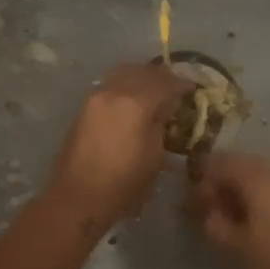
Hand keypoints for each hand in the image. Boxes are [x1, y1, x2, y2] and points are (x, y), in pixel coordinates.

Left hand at [47, 63, 191, 223]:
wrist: (77, 197)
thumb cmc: (123, 184)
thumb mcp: (154, 157)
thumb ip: (161, 125)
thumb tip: (165, 108)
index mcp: (135, 102)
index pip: (164, 82)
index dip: (181, 84)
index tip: (192, 88)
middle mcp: (113, 91)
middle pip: (142, 71)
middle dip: (161, 76)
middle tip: (175, 87)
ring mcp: (95, 97)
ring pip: (123, 74)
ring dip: (141, 77)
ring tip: (154, 91)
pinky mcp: (84, 107)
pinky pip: (110, 85)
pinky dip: (125, 85)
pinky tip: (133, 101)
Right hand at [190, 154, 269, 268]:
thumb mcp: (237, 249)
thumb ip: (215, 223)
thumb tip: (205, 208)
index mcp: (262, 182)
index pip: (224, 162)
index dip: (203, 178)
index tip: (192, 204)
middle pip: (245, 166)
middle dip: (223, 184)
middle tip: (209, 213)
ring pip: (264, 179)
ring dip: (243, 193)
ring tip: (232, 224)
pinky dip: (263, 202)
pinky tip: (257, 230)